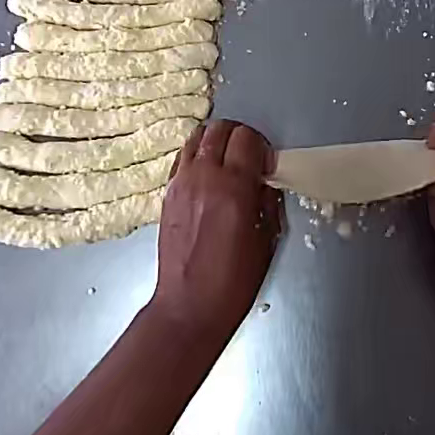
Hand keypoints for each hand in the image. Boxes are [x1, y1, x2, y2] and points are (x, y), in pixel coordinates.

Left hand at [150, 119, 281, 344]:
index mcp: (234, 186)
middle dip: (238, 136)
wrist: (189, 305)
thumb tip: (265, 180)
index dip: (261, 146)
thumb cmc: (235, 279)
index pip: (247, 137)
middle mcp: (204, 177)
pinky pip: (182, 158)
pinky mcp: (167, 194)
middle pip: (219, 129)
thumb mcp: (267, 237)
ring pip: (196, 137)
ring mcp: (181, 183)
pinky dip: (196, 156)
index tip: (266, 164)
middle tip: (248, 156)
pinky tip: (207, 175)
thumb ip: (267, 200)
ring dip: (215, 141)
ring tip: (226, 161)